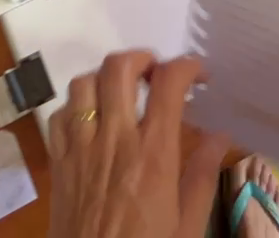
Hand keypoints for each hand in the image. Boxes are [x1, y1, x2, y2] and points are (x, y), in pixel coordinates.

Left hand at [46, 50, 231, 237]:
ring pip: (84, 82)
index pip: (168, 84)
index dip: (186, 66)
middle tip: (155, 73)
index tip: (197, 74)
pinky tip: (91, 119)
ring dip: (105, 77)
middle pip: (119, 67)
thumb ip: (203, 175)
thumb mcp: (187, 226)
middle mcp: (115, 138)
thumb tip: (220, 136)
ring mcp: (80, 146)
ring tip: (121, 91)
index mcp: (153, 154)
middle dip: (141, 58)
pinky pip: (60, 114)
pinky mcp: (57, 161)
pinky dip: (76, 106)